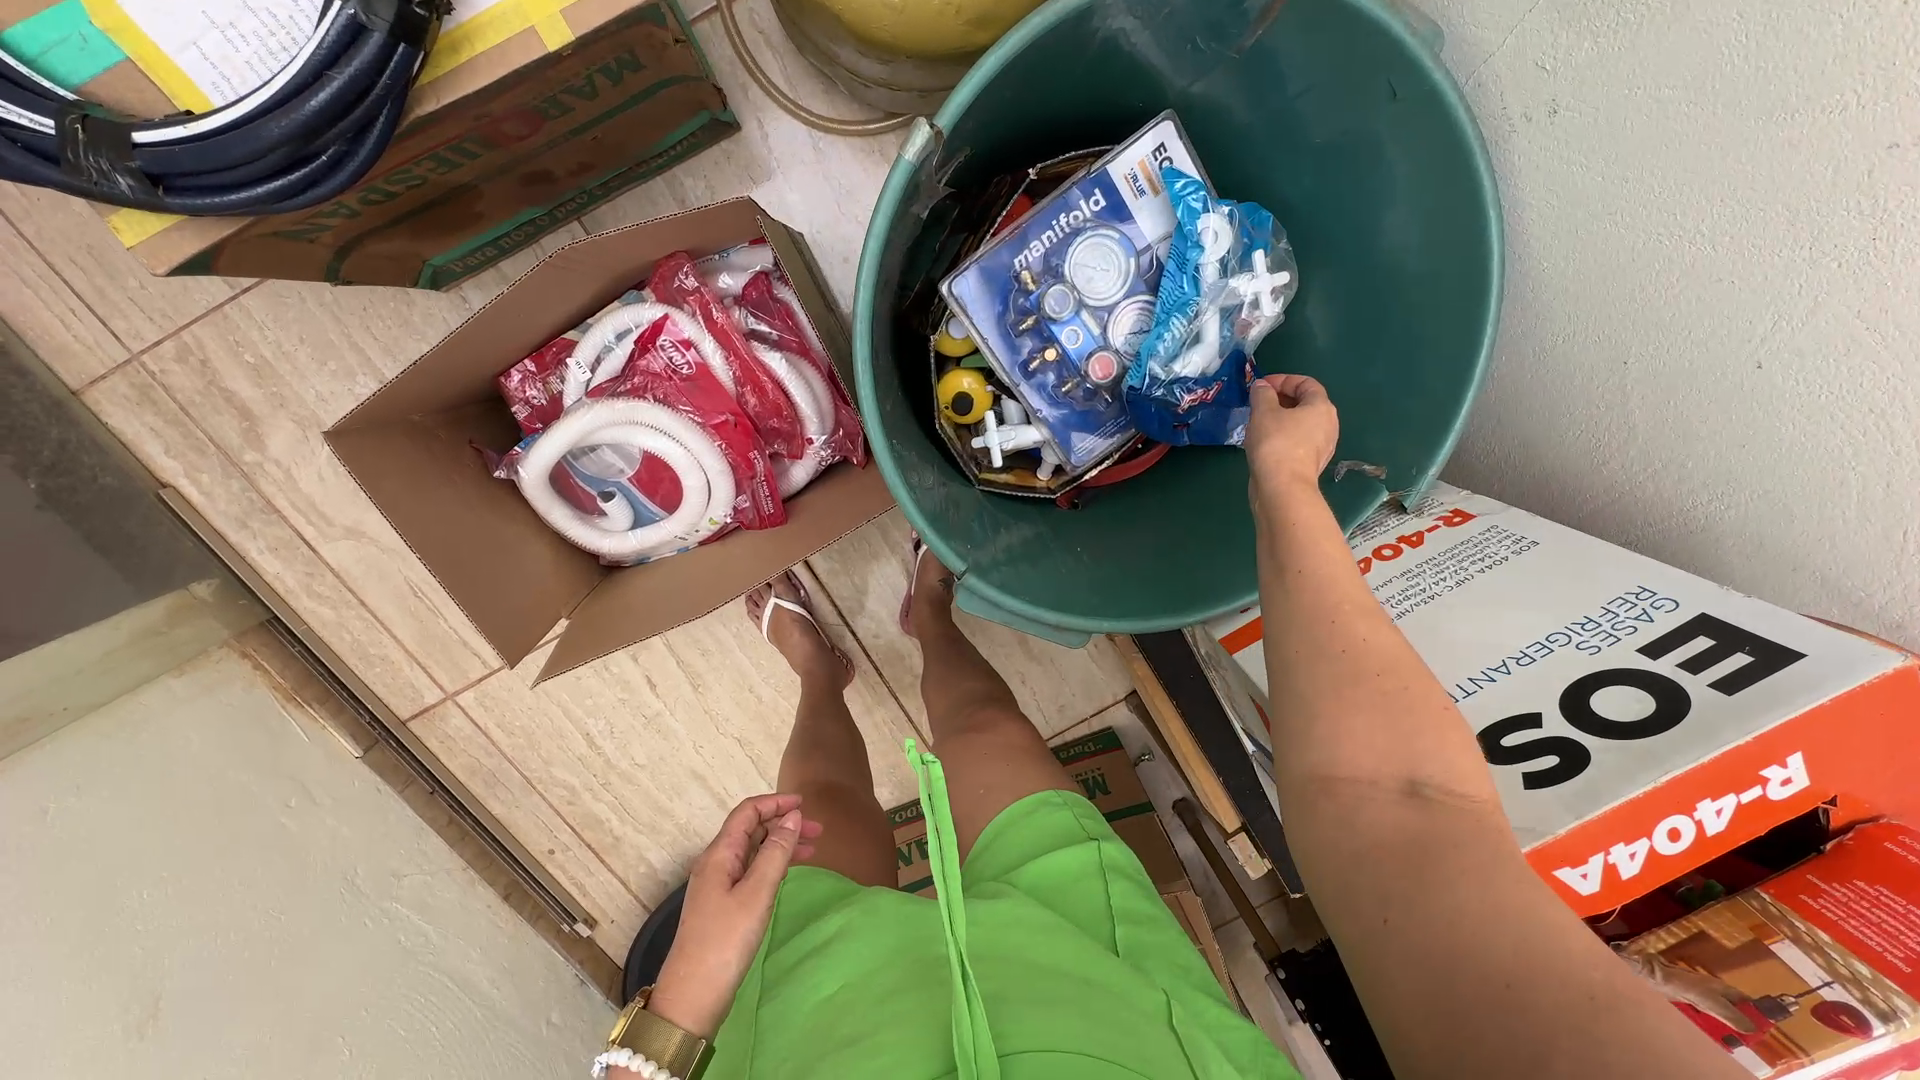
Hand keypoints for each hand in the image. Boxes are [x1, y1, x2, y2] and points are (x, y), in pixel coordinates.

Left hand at [646, 794, 822, 1038]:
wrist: (692, 997)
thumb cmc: (725, 941)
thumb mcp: (757, 893)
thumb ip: (776, 852)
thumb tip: (792, 817)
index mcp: (719, 854)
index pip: (747, 813)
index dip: (775, 803)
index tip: (805, 804)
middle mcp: (716, 864)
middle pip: (751, 831)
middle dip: (783, 824)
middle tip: (818, 832)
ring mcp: (718, 886)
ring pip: (752, 852)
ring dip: (780, 845)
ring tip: (812, 851)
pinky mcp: (722, 907)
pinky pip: (750, 872)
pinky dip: (772, 865)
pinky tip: (787, 874)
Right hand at [1246, 374, 1338, 497]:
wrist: (1282, 487)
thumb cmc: (1275, 443)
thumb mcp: (1263, 411)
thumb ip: (1262, 394)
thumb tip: (1262, 387)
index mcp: (1322, 407)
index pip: (1306, 383)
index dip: (1282, 380)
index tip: (1261, 386)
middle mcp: (1328, 424)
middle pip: (1305, 403)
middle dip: (1281, 399)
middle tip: (1258, 403)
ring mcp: (1323, 446)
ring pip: (1301, 423)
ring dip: (1281, 419)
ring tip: (1258, 423)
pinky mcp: (1311, 463)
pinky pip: (1298, 441)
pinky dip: (1283, 436)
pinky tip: (1265, 442)